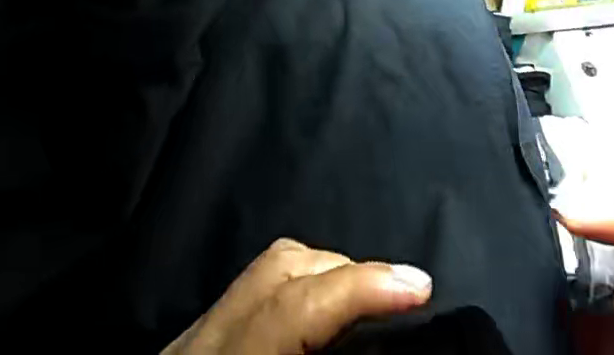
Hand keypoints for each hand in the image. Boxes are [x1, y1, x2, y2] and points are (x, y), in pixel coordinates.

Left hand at [162, 238, 433, 354]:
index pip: (292, 311)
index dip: (355, 290)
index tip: (418, 287)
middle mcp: (206, 342)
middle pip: (276, 270)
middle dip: (346, 272)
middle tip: (403, 292)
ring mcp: (195, 337)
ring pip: (263, 270)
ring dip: (323, 274)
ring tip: (371, 298)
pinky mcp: (195, 343)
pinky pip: (253, 291)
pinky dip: (298, 290)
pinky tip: (323, 319)